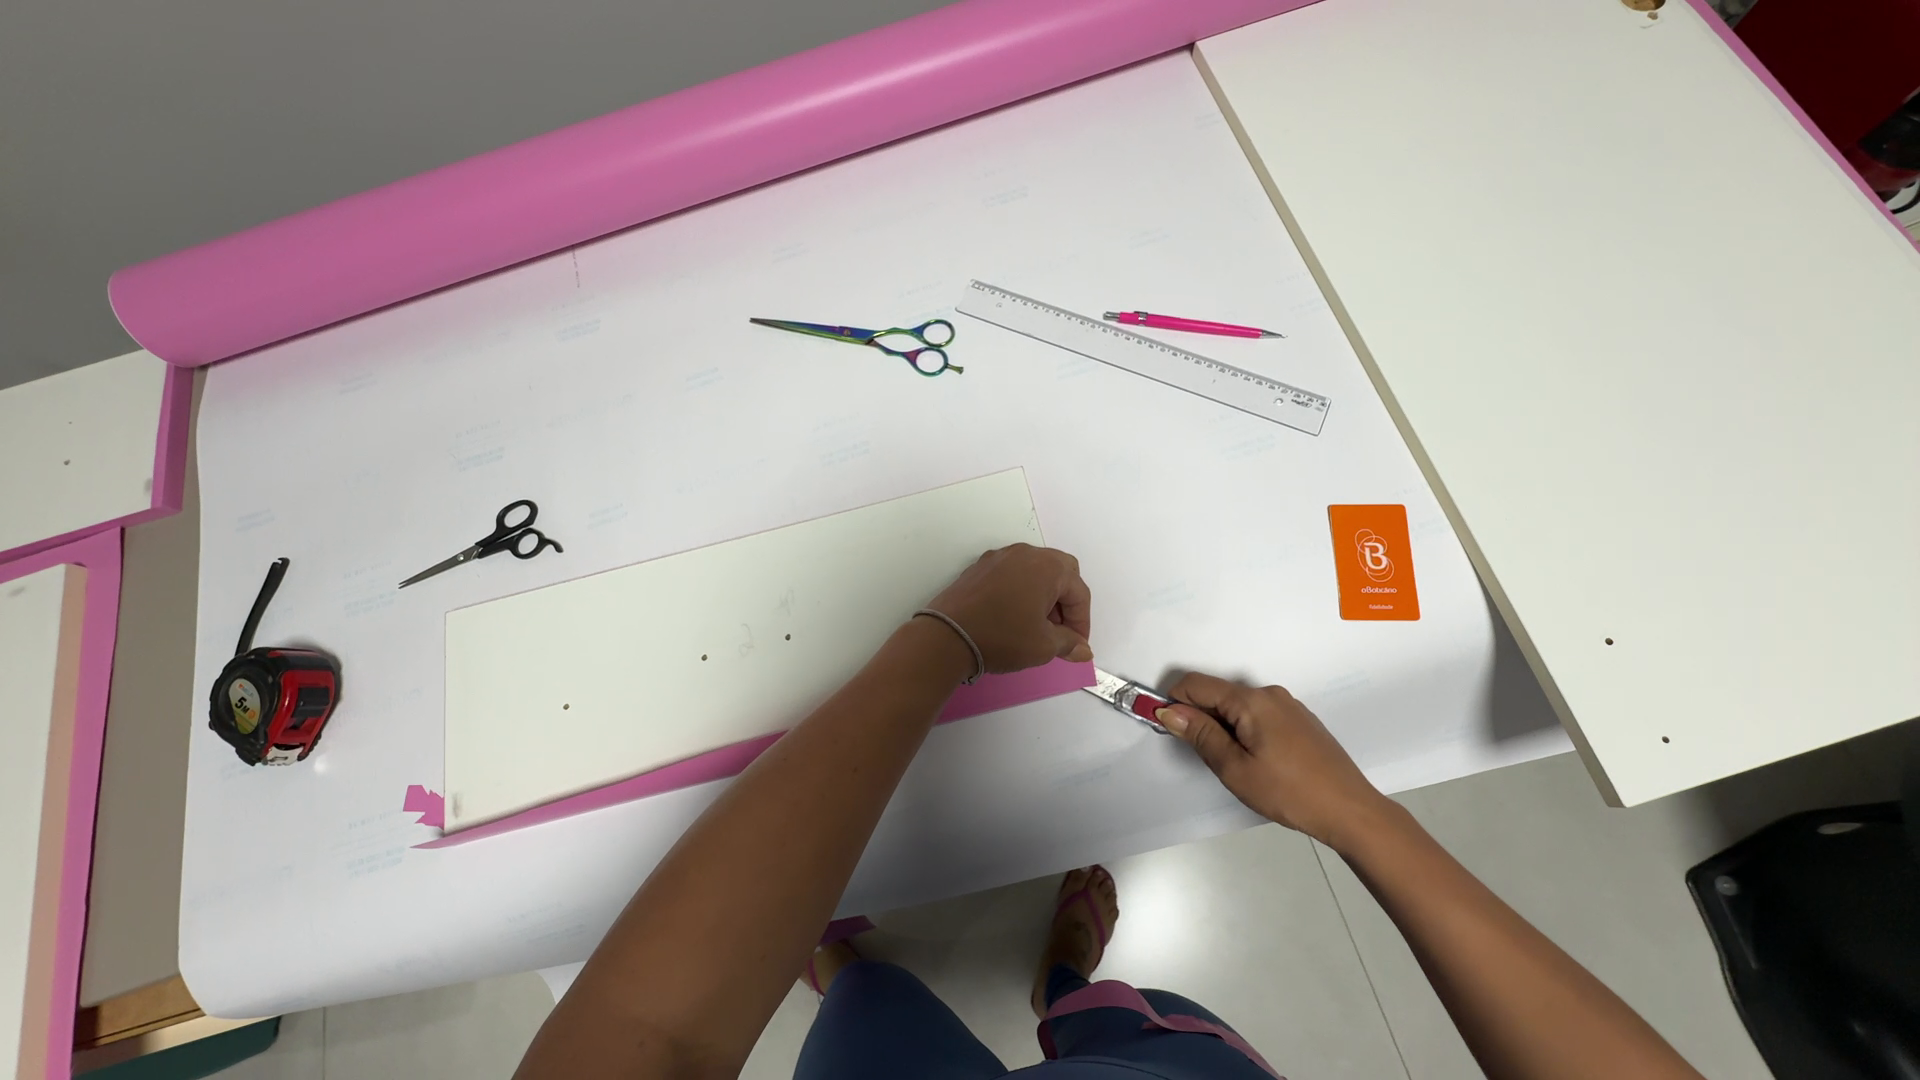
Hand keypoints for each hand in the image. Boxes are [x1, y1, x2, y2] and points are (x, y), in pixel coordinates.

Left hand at [923, 544, 1092, 673]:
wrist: (947, 636)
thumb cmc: (1002, 637)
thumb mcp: (1043, 646)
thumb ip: (1069, 643)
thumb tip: (1083, 650)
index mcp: (1047, 566)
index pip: (1079, 591)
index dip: (1082, 621)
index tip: (1077, 645)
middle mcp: (1024, 553)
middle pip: (1059, 573)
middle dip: (1065, 603)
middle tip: (1060, 631)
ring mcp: (998, 558)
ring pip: (1033, 572)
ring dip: (1043, 597)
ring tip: (1037, 627)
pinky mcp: (978, 568)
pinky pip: (1011, 575)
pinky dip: (1020, 593)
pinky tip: (1013, 618)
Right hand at [1157, 673, 1393, 850]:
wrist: (1351, 811)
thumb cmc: (1288, 792)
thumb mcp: (1235, 768)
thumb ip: (1200, 735)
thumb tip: (1168, 711)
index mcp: (1251, 701)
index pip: (1196, 684)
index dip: (1173, 701)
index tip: (1163, 728)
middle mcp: (1269, 694)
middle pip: (1218, 694)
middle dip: (1199, 717)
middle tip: (1203, 756)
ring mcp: (1288, 706)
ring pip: (1238, 707)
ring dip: (1223, 726)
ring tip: (1233, 765)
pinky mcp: (1300, 721)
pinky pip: (1259, 715)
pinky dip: (1244, 730)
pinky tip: (1258, 762)